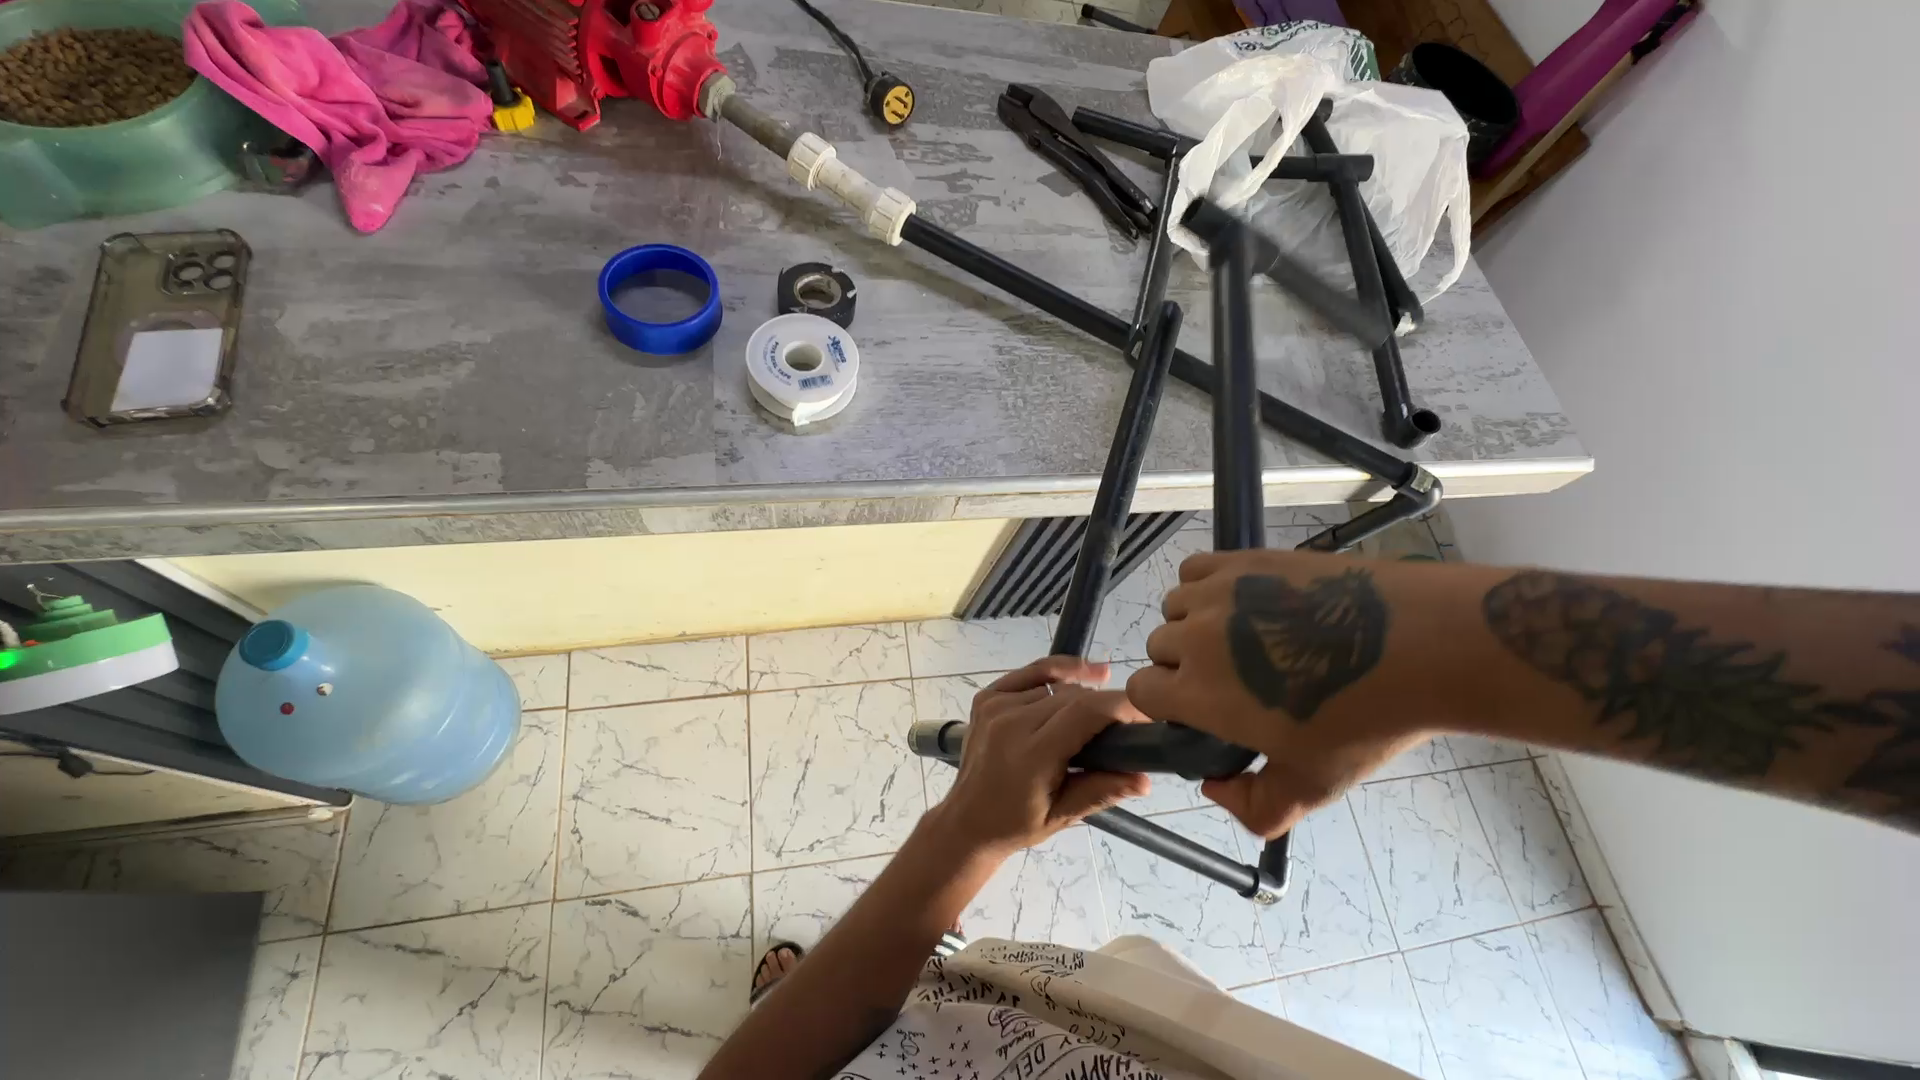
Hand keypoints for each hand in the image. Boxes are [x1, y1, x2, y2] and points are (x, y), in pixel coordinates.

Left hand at [933, 657, 1150, 856]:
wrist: (967, 820)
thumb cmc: (1017, 823)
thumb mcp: (1062, 816)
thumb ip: (1101, 791)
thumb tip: (1145, 779)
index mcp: (1031, 753)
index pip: (1085, 713)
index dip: (1120, 706)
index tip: (1148, 711)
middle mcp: (1011, 721)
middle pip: (1074, 696)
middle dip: (1107, 704)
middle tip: (1131, 723)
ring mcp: (996, 705)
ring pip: (1056, 686)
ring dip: (1083, 696)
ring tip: (1103, 715)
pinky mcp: (987, 697)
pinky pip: (1032, 673)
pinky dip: (1059, 670)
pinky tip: (1085, 673)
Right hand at [1126, 549, 1432, 837]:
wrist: (1420, 647)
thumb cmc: (1365, 721)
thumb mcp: (1314, 784)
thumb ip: (1255, 808)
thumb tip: (1213, 787)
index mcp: (1199, 693)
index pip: (1141, 690)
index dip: (1165, 702)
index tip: (1197, 707)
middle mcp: (1194, 638)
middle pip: (1158, 646)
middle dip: (1183, 663)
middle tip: (1231, 676)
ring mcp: (1218, 594)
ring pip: (1175, 607)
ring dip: (1193, 623)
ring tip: (1240, 636)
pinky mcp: (1243, 561)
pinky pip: (1195, 570)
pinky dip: (1204, 586)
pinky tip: (1241, 602)